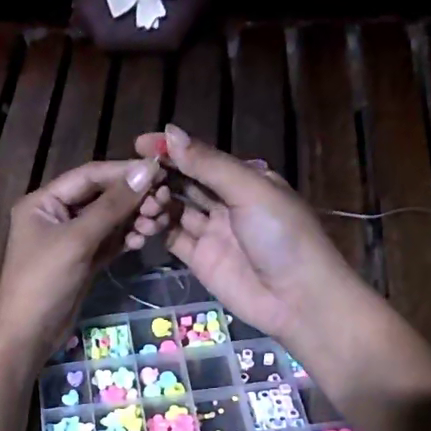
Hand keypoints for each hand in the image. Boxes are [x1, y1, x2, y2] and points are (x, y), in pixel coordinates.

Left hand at [0, 158, 159, 361]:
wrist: (30, 335)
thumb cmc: (45, 282)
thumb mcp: (78, 240)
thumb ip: (112, 205)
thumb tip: (147, 170)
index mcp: (43, 201)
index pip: (89, 176)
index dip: (123, 172)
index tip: (158, 171)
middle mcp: (56, 215)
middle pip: (101, 197)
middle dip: (131, 199)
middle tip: (162, 203)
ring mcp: (70, 240)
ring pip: (108, 221)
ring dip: (132, 219)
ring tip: (156, 224)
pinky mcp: (83, 262)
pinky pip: (108, 242)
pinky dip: (125, 239)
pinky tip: (142, 239)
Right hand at [125, 125, 363, 341]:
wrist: (296, 297)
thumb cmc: (282, 235)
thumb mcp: (249, 190)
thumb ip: (209, 165)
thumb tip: (170, 133)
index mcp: (245, 178)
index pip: (201, 157)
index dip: (172, 150)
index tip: (140, 144)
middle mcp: (226, 201)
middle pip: (185, 182)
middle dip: (160, 177)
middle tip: (133, 177)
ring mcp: (212, 232)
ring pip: (175, 209)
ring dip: (156, 203)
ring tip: (138, 203)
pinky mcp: (200, 260)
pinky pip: (173, 238)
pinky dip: (156, 229)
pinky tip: (141, 222)